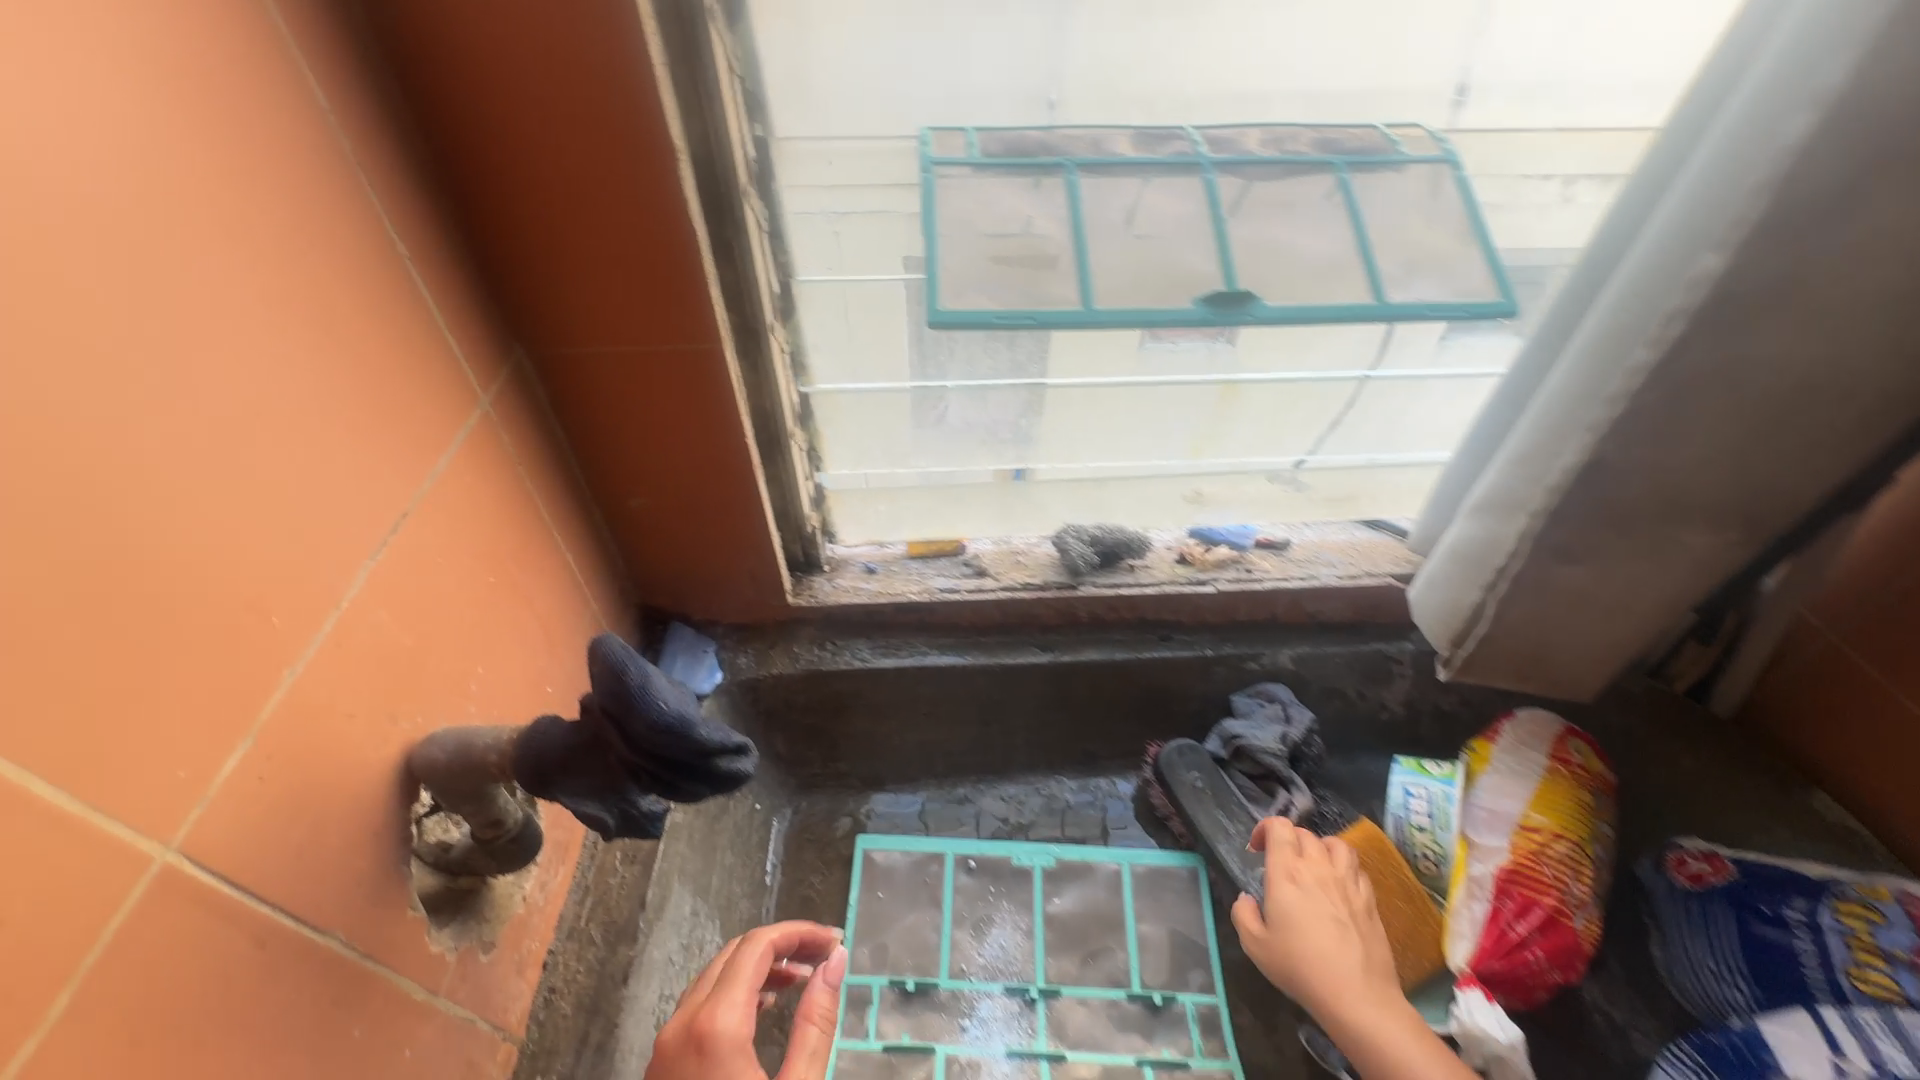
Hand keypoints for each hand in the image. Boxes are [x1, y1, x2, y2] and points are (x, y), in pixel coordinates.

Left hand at [645, 920, 848, 1079]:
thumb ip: (817, 1023)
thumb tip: (835, 961)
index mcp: (715, 1024)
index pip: (758, 945)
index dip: (800, 933)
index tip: (835, 942)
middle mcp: (681, 1023)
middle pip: (734, 954)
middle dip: (781, 945)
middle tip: (823, 956)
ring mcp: (664, 1045)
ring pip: (712, 978)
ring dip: (757, 968)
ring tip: (800, 980)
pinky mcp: (661, 1066)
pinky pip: (697, 1007)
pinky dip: (733, 994)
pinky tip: (762, 1009)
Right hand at [1230, 817, 1401, 1020]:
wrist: (1357, 995)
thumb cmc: (1300, 967)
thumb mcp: (1254, 945)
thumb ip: (1243, 914)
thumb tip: (1246, 898)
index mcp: (1287, 873)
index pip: (1279, 827)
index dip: (1265, 828)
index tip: (1257, 849)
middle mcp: (1318, 868)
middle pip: (1305, 833)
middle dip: (1288, 840)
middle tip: (1280, 863)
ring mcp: (1348, 881)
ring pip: (1336, 843)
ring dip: (1320, 847)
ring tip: (1313, 865)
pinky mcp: (1369, 898)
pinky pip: (1356, 867)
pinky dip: (1344, 867)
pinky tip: (1338, 885)